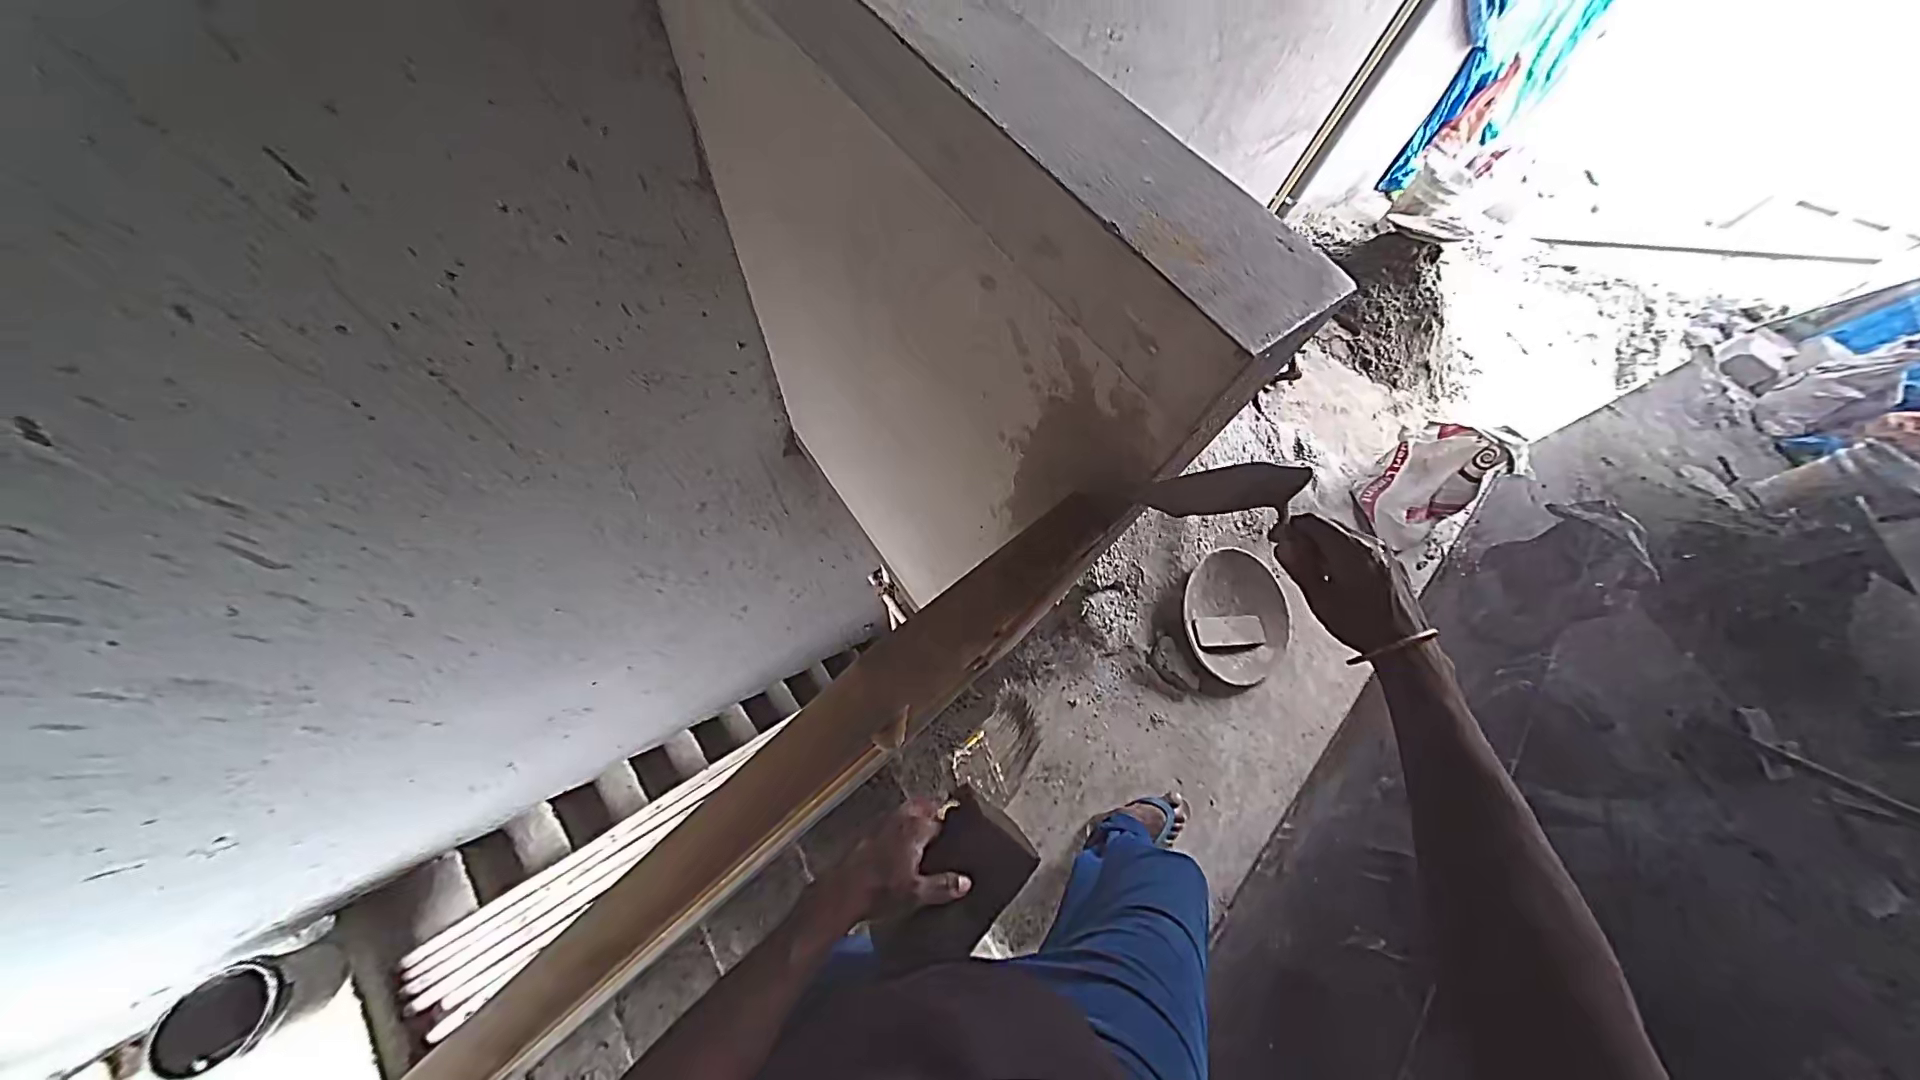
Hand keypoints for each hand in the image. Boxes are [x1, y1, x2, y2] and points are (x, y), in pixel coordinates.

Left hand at [826, 798, 970, 922]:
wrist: (843, 892)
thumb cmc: (881, 891)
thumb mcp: (917, 893)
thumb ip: (943, 886)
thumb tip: (966, 882)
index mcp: (916, 828)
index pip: (941, 821)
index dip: (950, 829)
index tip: (957, 836)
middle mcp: (900, 819)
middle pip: (922, 806)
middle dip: (933, 812)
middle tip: (942, 826)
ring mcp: (881, 823)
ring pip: (904, 812)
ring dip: (914, 817)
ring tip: (922, 835)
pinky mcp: (867, 832)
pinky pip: (889, 822)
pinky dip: (898, 827)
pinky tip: (897, 846)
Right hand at [1272, 513, 1428, 653]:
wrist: (1402, 643)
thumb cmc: (1362, 625)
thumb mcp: (1319, 598)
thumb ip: (1298, 566)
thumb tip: (1284, 546)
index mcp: (1349, 549)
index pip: (1311, 521)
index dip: (1289, 527)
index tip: (1279, 539)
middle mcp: (1369, 544)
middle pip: (1328, 525)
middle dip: (1305, 536)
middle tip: (1292, 555)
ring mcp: (1382, 551)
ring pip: (1342, 535)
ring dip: (1322, 545)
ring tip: (1313, 570)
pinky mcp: (1389, 561)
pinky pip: (1358, 546)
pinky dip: (1340, 552)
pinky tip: (1335, 575)